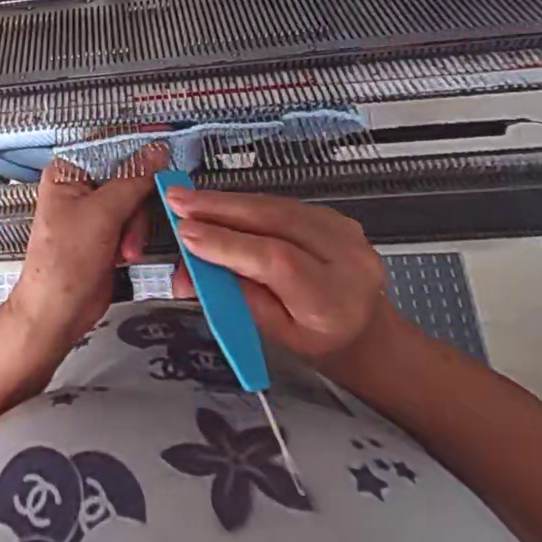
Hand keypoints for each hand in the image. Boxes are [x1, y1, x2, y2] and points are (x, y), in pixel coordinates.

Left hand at [4, 147, 165, 346]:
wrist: (60, 312)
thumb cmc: (62, 264)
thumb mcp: (102, 214)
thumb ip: (133, 179)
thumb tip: (155, 152)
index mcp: (67, 172)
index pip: (107, 144)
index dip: (136, 144)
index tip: (163, 141)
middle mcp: (79, 187)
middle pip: (127, 173)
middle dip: (137, 200)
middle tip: (136, 217)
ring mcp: (95, 211)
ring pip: (136, 199)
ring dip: (137, 225)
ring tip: (125, 246)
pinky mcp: (108, 232)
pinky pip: (135, 221)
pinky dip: (135, 236)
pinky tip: (124, 253)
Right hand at [164, 188, 401, 365]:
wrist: (363, 329)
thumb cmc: (318, 341)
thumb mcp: (275, 335)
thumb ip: (234, 299)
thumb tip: (186, 273)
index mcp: (333, 299)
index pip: (276, 260)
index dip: (227, 244)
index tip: (186, 234)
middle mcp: (346, 258)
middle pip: (276, 220)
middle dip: (219, 209)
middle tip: (178, 202)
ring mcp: (343, 230)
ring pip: (275, 205)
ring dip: (227, 202)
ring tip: (188, 200)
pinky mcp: (333, 215)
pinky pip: (281, 204)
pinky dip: (245, 204)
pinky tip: (217, 203)